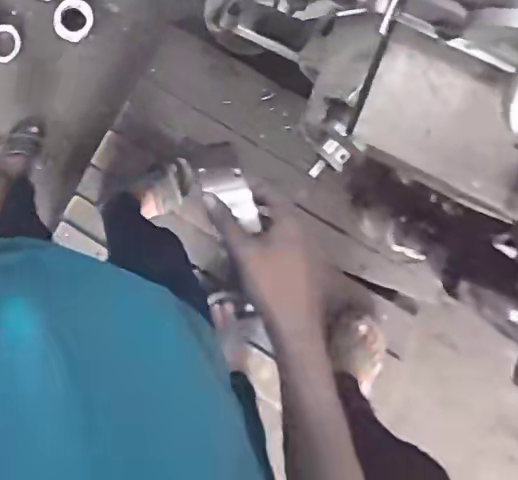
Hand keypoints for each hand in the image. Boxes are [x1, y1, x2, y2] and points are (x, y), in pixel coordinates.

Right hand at [205, 185, 325, 341]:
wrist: (296, 331)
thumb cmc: (269, 284)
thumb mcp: (242, 251)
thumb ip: (226, 221)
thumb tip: (208, 195)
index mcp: (290, 221)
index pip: (270, 192)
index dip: (249, 186)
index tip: (230, 187)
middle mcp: (304, 231)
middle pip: (277, 209)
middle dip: (253, 206)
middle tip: (230, 208)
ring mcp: (309, 251)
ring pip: (282, 229)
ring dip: (260, 225)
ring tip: (238, 229)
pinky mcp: (308, 269)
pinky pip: (287, 244)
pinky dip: (270, 241)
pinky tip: (255, 254)